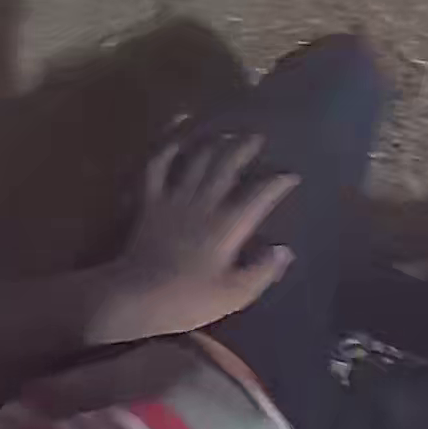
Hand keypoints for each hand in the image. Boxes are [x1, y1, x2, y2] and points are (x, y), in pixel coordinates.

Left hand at [85, 136, 299, 344]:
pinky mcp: (151, 198)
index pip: (258, 196)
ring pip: (197, 159)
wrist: (137, 294)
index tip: (290, 174)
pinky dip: (168, 144)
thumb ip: (262, 271)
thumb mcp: (235, 294)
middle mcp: (203, 203)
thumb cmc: (188, 299)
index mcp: (227, 226)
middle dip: (244, 148)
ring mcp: (174, 197)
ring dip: (214, 142)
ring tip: (227, 133)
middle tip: (257, 138)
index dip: (276, 182)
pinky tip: (178, 129)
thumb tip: (285, 249)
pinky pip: (158, 164)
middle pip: (227, 166)